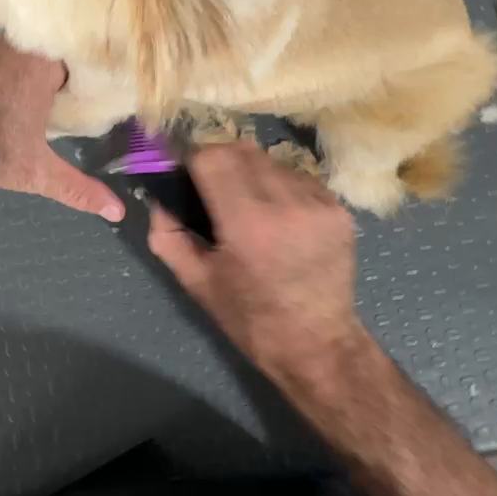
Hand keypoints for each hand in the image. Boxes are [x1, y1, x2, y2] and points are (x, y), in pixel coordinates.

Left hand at [0, 36, 124, 220]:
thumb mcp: (36, 173)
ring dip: (23, 70)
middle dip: (54, 75)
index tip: (84, 97)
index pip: (78, 59)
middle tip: (56, 104)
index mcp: (42, 64)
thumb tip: (117, 211)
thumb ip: (79, 189)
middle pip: (49, 53)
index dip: (83, 78)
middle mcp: (17, 44)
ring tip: (24, 99)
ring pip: (19, 50)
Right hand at [147, 141, 364, 378]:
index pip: (212, 157)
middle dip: (219, 161)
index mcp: (247, 222)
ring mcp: (318, 203)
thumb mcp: (195, 280)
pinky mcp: (338, 208)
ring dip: (250, 171)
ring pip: (269, 159)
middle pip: (240, 150)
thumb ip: (167, 233)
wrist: (317, 345)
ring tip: (248, 204)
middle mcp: (286, 203)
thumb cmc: (250, 317)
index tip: (188, 179)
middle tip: (212, 189)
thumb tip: (158, 196)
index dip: (194, 163)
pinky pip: (296, 176)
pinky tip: (278, 214)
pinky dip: (279, 185)